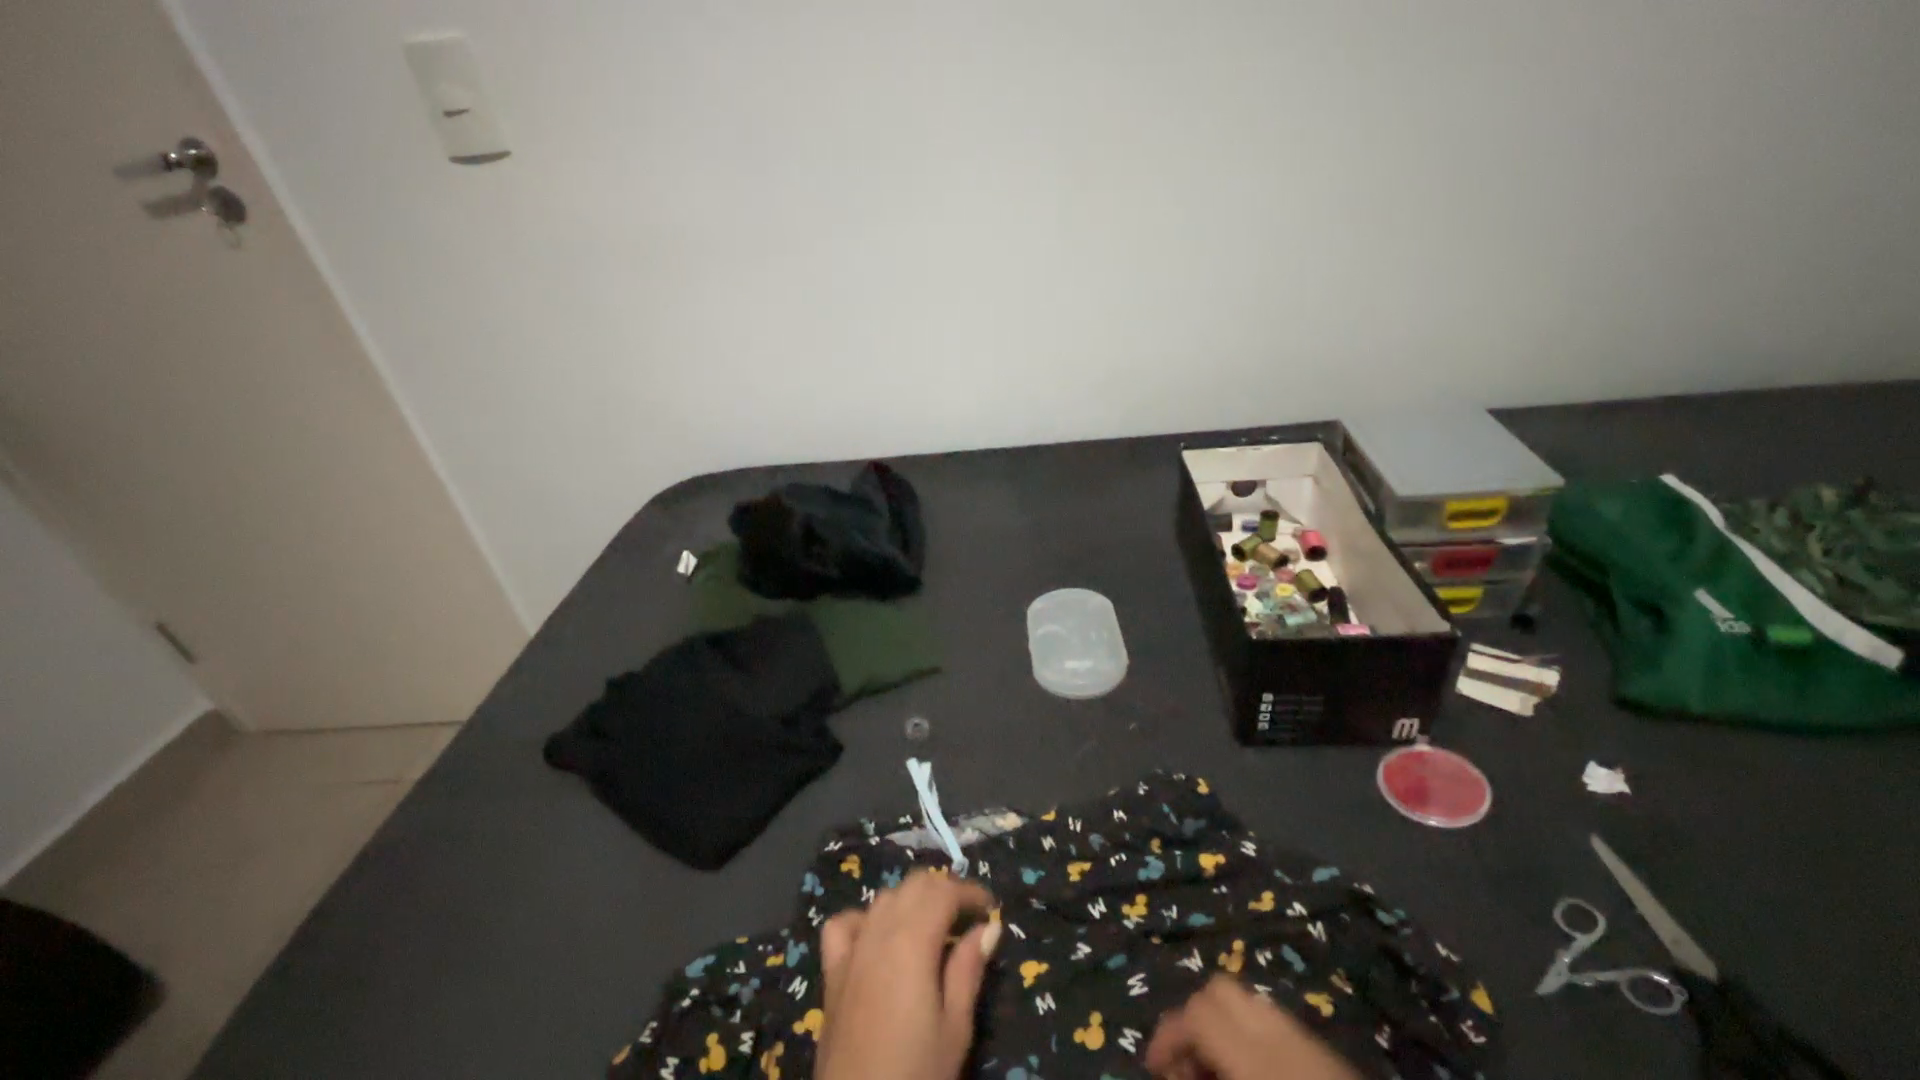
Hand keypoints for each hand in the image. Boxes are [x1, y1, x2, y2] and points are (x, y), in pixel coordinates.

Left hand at [815, 870, 999, 1079]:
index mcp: (912, 942)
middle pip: (912, 886)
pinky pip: (844, 925)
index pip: (943, 892)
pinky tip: (878, 937)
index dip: (970, 892)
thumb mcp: (955, 1027)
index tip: (991, 909)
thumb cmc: (916, 1072)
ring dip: (910, 901)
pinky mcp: (831, 973)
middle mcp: (878, 934)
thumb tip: (988, 928)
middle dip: (943, 891)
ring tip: (933, 927)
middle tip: (968, 918)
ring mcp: (850, 951)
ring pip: (882, 900)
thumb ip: (968, 970)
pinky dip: (865, 919)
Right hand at [1146, 975, 1361, 1079]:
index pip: (1195, 1013)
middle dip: (1192, 1020)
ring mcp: (1304, 1038)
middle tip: (1186, 1067)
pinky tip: (1251, 1072)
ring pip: (1247, 1003)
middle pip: (1218, 991)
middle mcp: (1277, 1032)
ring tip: (1216, 1070)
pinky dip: (1249, 1037)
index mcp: (1253, 1055)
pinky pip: (1273, 1024)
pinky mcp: (1324, 1052)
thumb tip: (1177, 1072)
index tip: (1155, 1067)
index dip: (1167, 1034)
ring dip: (1221, 1026)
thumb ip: (1203, 1076)